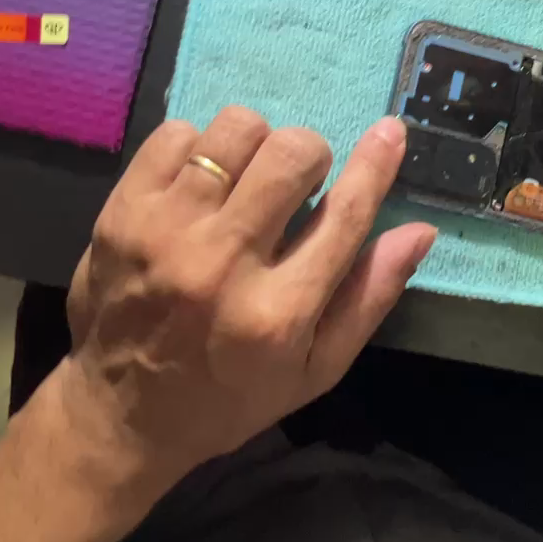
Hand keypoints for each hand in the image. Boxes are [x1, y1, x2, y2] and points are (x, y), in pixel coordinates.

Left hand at [61, 107, 437, 483]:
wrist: (121, 411)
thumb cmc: (232, 393)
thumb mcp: (316, 369)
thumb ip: (370, 296)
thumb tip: (421, 230)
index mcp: (278, 314)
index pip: (344, 216)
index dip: (375, 165)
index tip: (391, 130)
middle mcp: (221, 265)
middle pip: (290, 156)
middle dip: (309, 155)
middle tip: (297, 183)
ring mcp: (165, 232)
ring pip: (236, 131)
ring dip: (256, 145)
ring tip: (245, 180)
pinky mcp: (123, 210)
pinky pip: (177, 133)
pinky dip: (199, 147)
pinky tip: (199, 183)